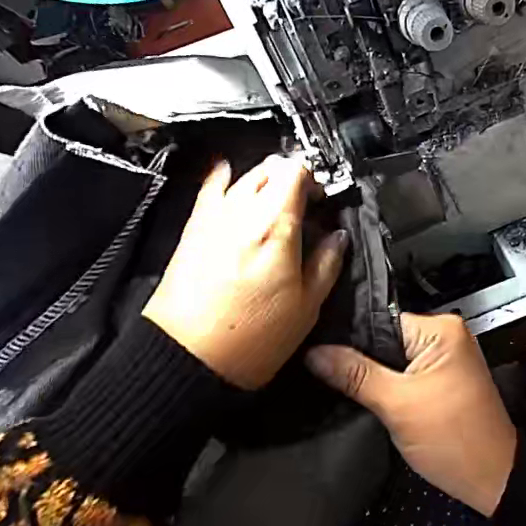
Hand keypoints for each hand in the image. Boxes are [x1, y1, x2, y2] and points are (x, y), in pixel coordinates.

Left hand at [143, 155, 346, 389]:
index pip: (298, 170)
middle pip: (271, 167)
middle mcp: (242, 211)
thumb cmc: (248, 338)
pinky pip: (209, 188)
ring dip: (265, 181)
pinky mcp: (193, 229)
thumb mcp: (306, 306)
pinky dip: (222, 177)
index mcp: (276, 225)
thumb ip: (327, 263)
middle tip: (306, 205)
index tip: (324, 199)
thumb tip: (338, 238)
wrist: (187, 357)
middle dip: (293, 178)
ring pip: (244, 175)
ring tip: (276, 204)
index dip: (316, 178)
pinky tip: (228, 175)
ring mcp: (213, 217)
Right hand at [305, 313, 515, 514]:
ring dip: (369, 372)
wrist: (493, 479)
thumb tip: (314, 353)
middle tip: (318, 368)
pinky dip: (386, 383)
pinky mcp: (442, 380)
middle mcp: (446, 335)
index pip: (380, 319)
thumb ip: (354, 374)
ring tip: (335, 382)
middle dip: (356, 355)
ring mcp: (445, 358)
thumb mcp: (397, 405)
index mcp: (441, 328)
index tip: (315, 348)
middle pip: (385, 337)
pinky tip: (363, 393)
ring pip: (392, 357)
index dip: (348, 336)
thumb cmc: (453, 439)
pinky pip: (404, 372)